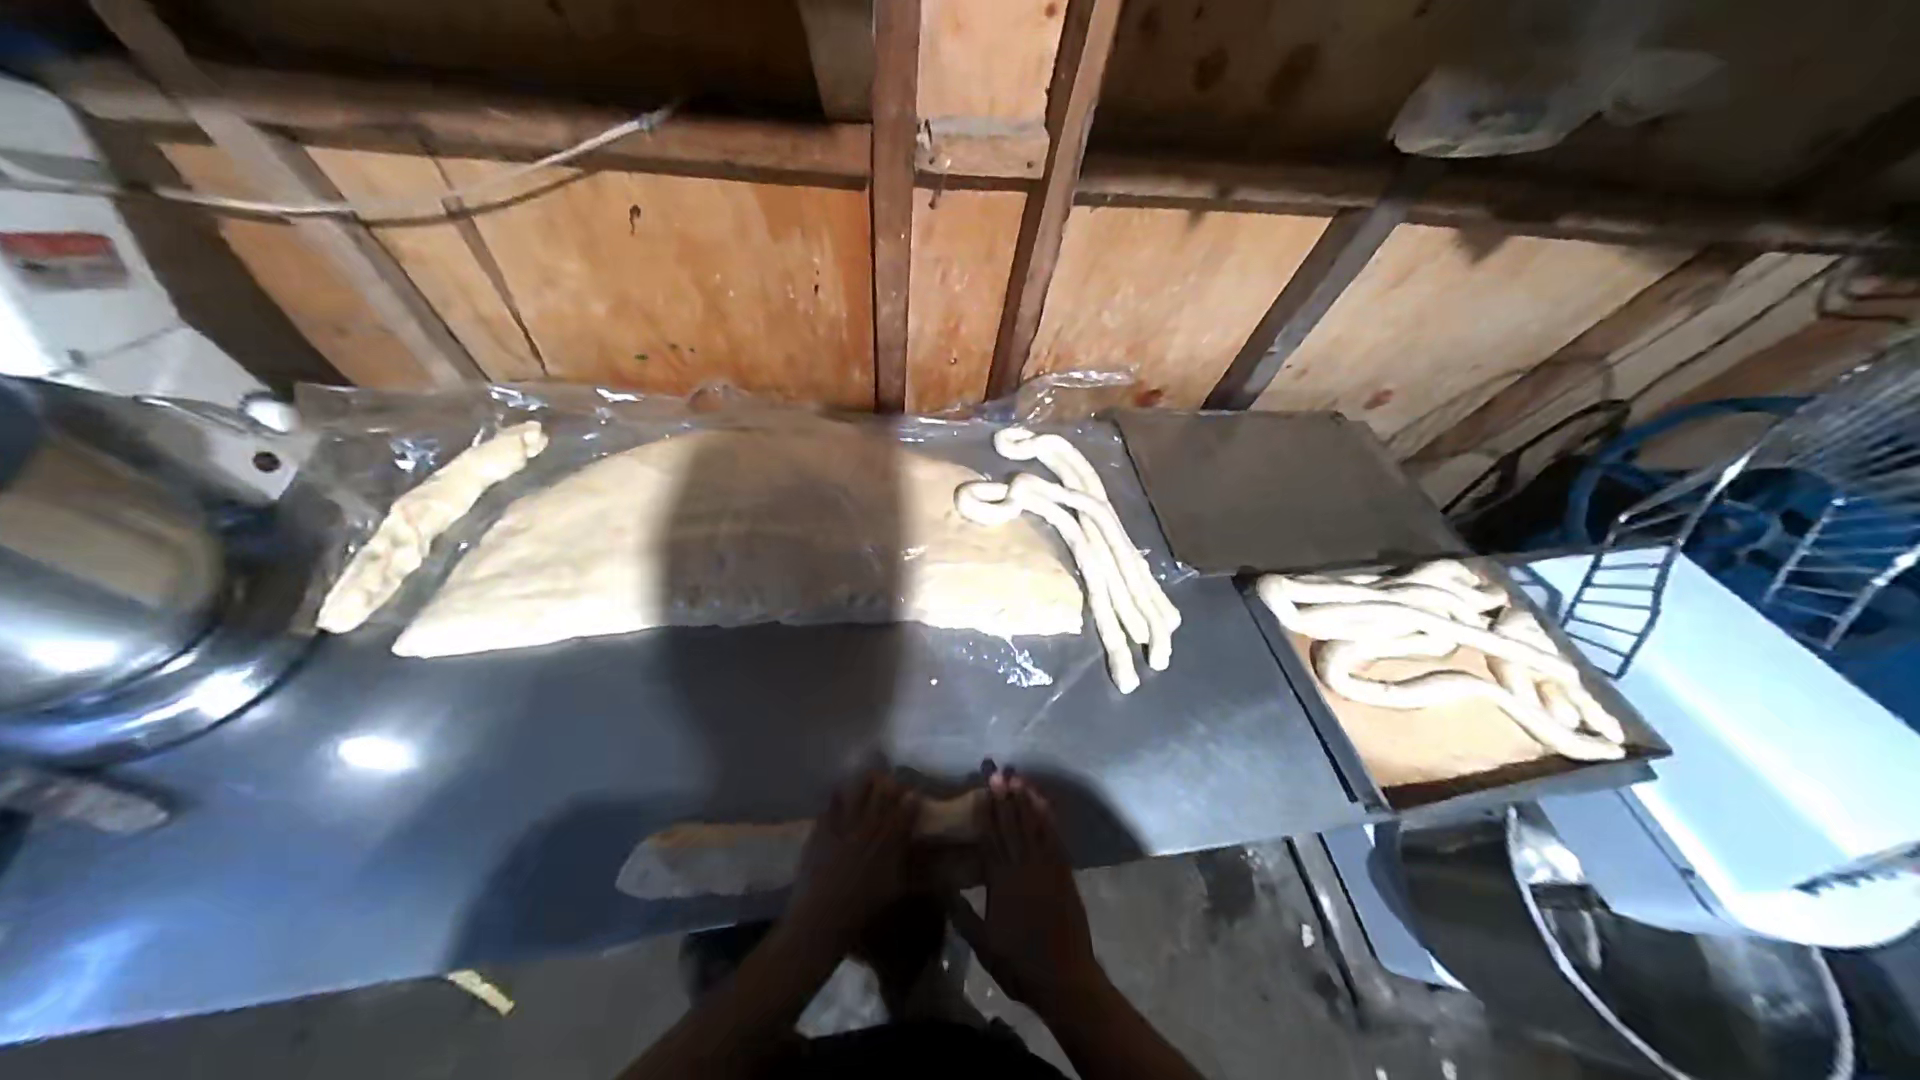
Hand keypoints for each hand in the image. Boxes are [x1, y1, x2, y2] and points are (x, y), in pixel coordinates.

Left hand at [785, 771, 920, 945]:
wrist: (823, 916)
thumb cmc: (864, 908)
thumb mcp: (897, 888)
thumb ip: (914, 869)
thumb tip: (928, 859)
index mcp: (890, 840)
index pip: (906, 809)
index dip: (912, 799)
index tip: (915, 793)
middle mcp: (869, 826)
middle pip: (883, 794)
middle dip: (891, 785)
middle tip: (893, 784)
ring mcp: (844, 825)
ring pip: (858, 792)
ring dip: (865, 784)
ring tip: (869, 780)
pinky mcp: (822, 829)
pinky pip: (831, 807)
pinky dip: (836, 799)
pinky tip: (839, 795)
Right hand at [950, 770, 1104, 1014]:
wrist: (1064, 978)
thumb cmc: (1018, 963)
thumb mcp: (982, 942)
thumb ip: (961, 912)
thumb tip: (940, 887)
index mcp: (1001, 882)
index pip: (991, 838)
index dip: (986, 812)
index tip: (981, 789)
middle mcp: (1024, 867)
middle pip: (1012, 825)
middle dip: (1005, 798)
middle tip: (999, 772)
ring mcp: (1047, 868)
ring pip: (1034, 827)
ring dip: (1026, 802)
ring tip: (1019, 780)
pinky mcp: (1064, 874)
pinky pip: (1054, 839)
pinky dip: (1048, 820)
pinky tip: (1044, 806)